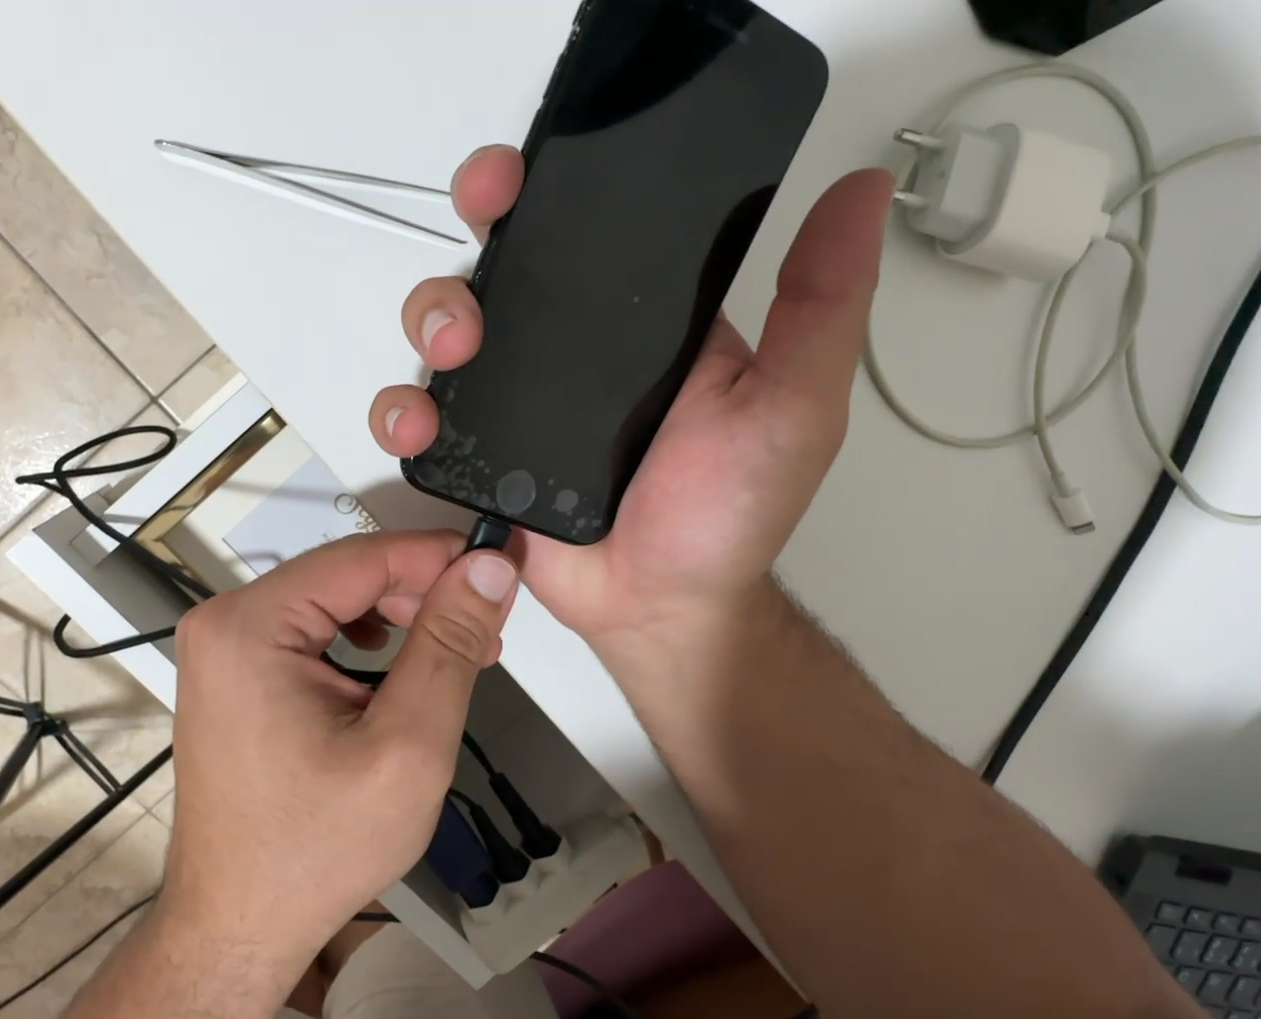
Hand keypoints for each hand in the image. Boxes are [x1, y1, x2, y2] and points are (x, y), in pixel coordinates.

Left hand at [159, 530, 518, 962]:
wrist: (242, 922)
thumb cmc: (313, 851)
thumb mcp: (406, 744)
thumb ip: (449, 644)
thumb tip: (486, 569)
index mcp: (249, 628)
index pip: (362, 557)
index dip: (438, 556)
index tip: (497, 568)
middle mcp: (223, 624)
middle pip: (344, 575)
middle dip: (420, 594)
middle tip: (483, 628)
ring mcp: (222, 649)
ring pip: (330, 601)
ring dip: (396, 617)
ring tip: (452, 654)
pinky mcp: (234, 673)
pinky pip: (308, 631)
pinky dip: (360, 641)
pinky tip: (395, 670)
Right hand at [370, 146, 892, 658]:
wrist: (661, 606)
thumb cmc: (728, 517)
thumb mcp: (795, 405)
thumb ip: (821, 307)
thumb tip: (859, 192)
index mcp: (637, 323)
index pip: (586, 231)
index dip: (545, 186)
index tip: (521, 170)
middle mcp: (565, 353)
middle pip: (502, 265)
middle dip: (476, 231)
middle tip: (484, 231)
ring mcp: (512, 405)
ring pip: (446, 329)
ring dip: (431, 316)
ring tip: (457, 349)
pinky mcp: (475, 458)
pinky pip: (421, 420)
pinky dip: (401, 412)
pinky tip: (420, 426)